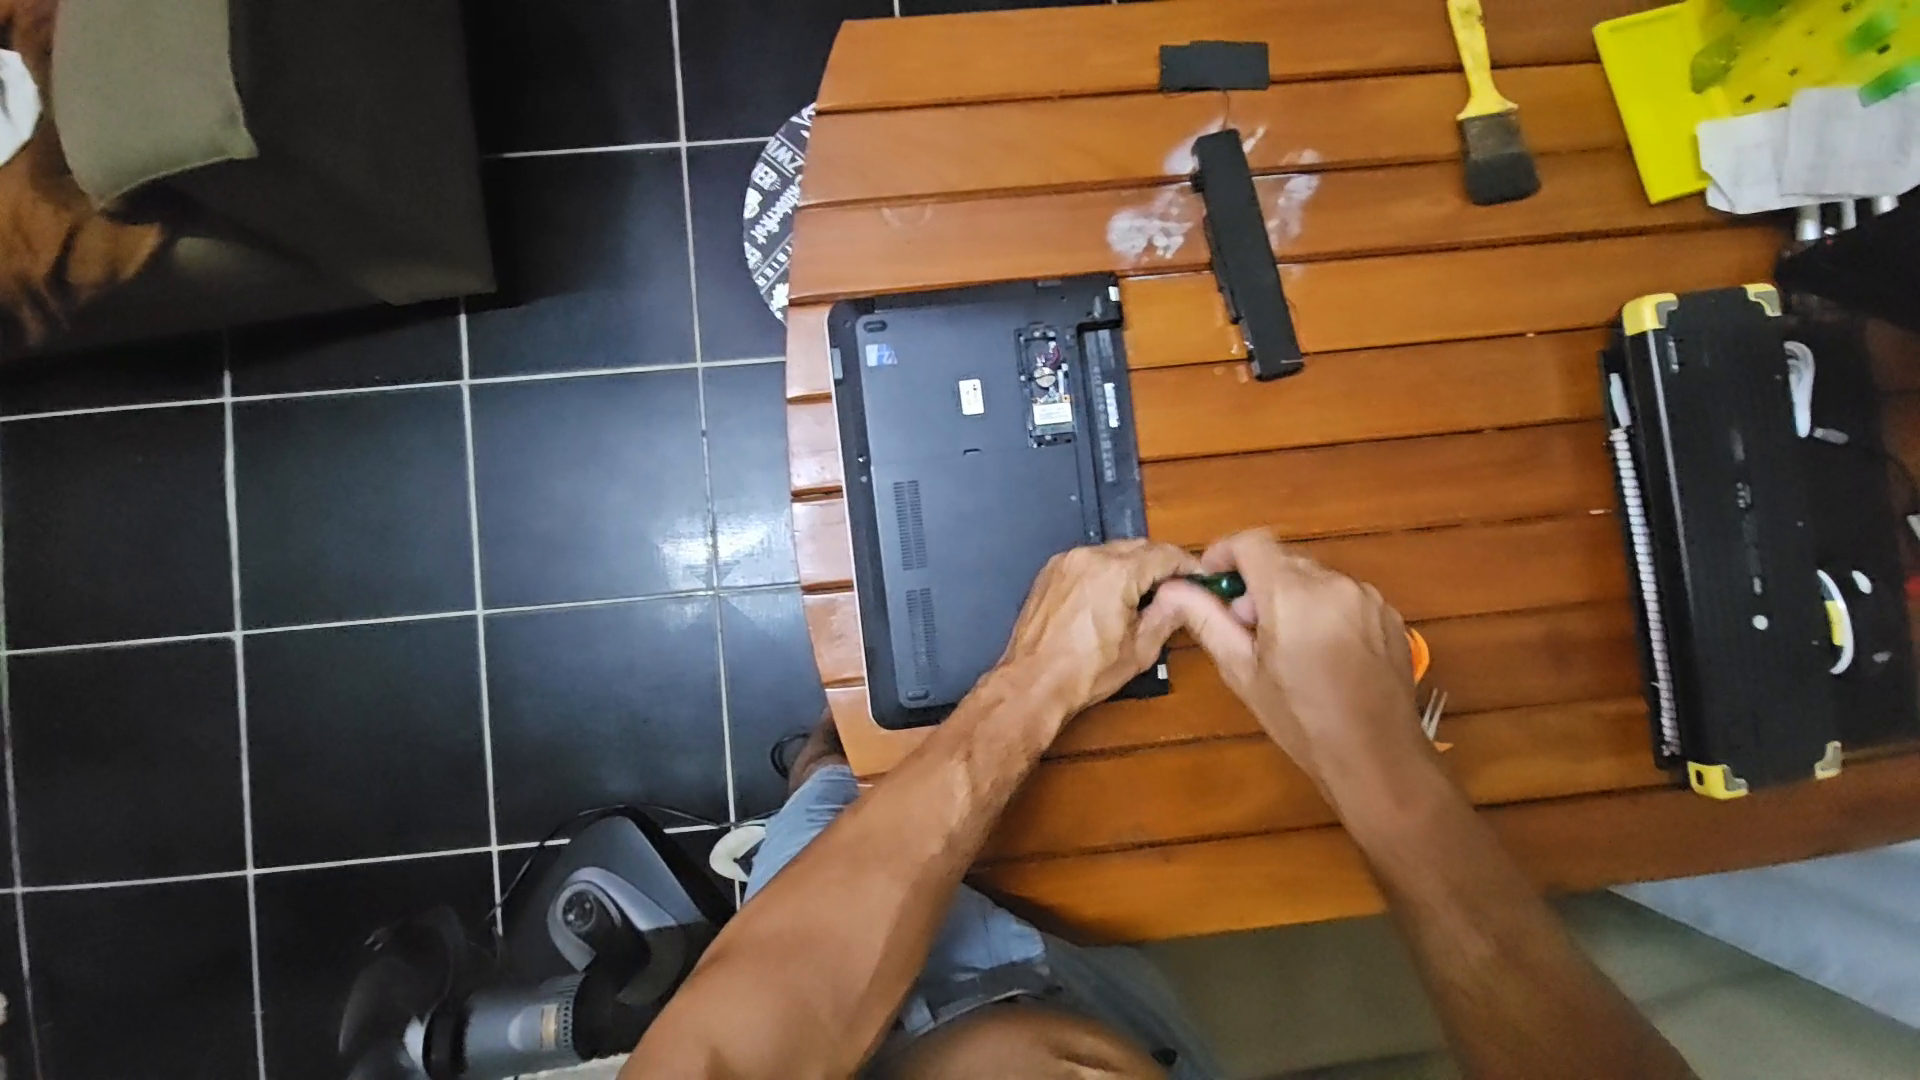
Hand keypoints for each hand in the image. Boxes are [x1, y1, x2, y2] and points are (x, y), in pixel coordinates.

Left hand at [993, 539, 1198, 717]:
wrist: (1033, 682)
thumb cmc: (1085, 672)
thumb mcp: (1140, 649)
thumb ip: (1167, 615)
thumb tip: (1184, 596)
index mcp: (1115, 573)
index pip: (1164, 554)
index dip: (1187, 565)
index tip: (1200, 577)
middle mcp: (1088, 557)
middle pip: (1138, 547)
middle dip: (1160, 564)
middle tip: (1176, 588)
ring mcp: (1065, 561)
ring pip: (1112, 552)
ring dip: (1132, 566)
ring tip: (1143, 594)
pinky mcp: (1050, 571)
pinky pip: (1088, 561)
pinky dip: (1104, 571)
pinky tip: (1110, 596)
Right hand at [1152, 531, 1426, 789]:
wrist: (1378, 758)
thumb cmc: (1300, 719)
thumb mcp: (1241, 671)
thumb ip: (1205, 620)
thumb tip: (1171, 588)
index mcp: (1293, 594)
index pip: (1251, 542)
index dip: (1223, 553)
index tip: (1210, 581)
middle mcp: (1334, 583)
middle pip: (1281, 560)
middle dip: (1255, 583)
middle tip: (1245, 629)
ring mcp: (1367, 597)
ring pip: (1312, 578)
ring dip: (1289, 596)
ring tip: (1284, 646)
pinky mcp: (1388, 614)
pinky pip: (1341, 595)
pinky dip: (1321, 608)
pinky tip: (1320, 653)